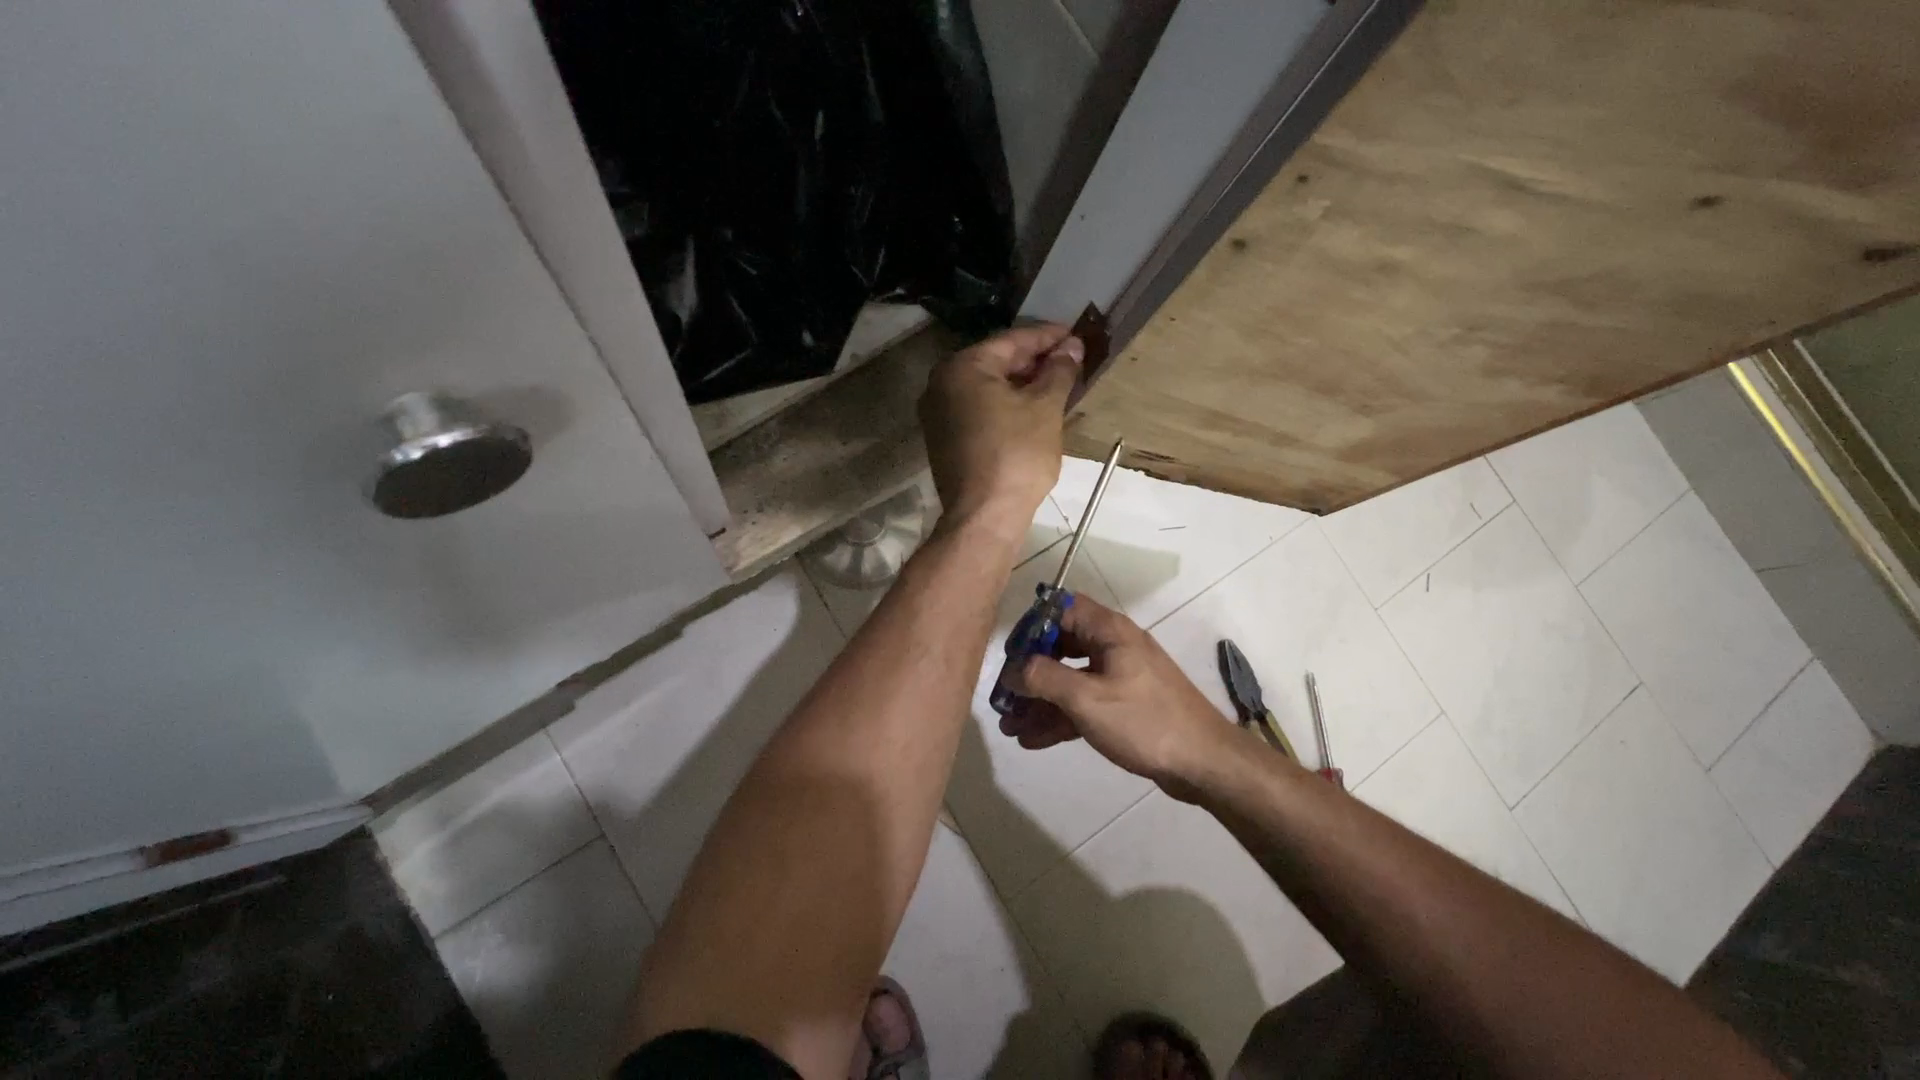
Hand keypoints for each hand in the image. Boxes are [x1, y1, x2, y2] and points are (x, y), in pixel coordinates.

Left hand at [920, 324, 1082, 538]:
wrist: (984, 515)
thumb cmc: (1017, 455)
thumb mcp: (1045, 407)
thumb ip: (1058, 371)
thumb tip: (1071, 346)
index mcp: (962, 367)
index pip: (1012, 340)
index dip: (1048, 337)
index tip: (1076, 335)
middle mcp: (941, 383)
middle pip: (995, 362)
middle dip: (1034, 360)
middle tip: (1070, 360)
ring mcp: (937, 413)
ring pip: (986, 387)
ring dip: (1021, 383)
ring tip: (1057, 383)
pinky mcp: (943, 438)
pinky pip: (977, 409)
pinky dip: (1004, 404)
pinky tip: (1031, 409)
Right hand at [1001, 595, 1261, 799]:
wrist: (1204, 763)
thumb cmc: (1145, 722)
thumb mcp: (1087, 698)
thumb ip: (1044, 678)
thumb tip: (1013, 669)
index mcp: (1110, 632)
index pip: (1062, 608)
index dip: (1031, 627)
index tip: (1009, 656)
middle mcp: (1115, 647)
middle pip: (1061, 647)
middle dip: (1030, 672)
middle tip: (1004, 697)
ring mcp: (1121, 678)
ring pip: (1070, 680)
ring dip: (1040, 701)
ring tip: (1010, 727)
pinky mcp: (1126, 707)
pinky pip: (1084, 704)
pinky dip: (1060, 717)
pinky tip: (1033, 740)